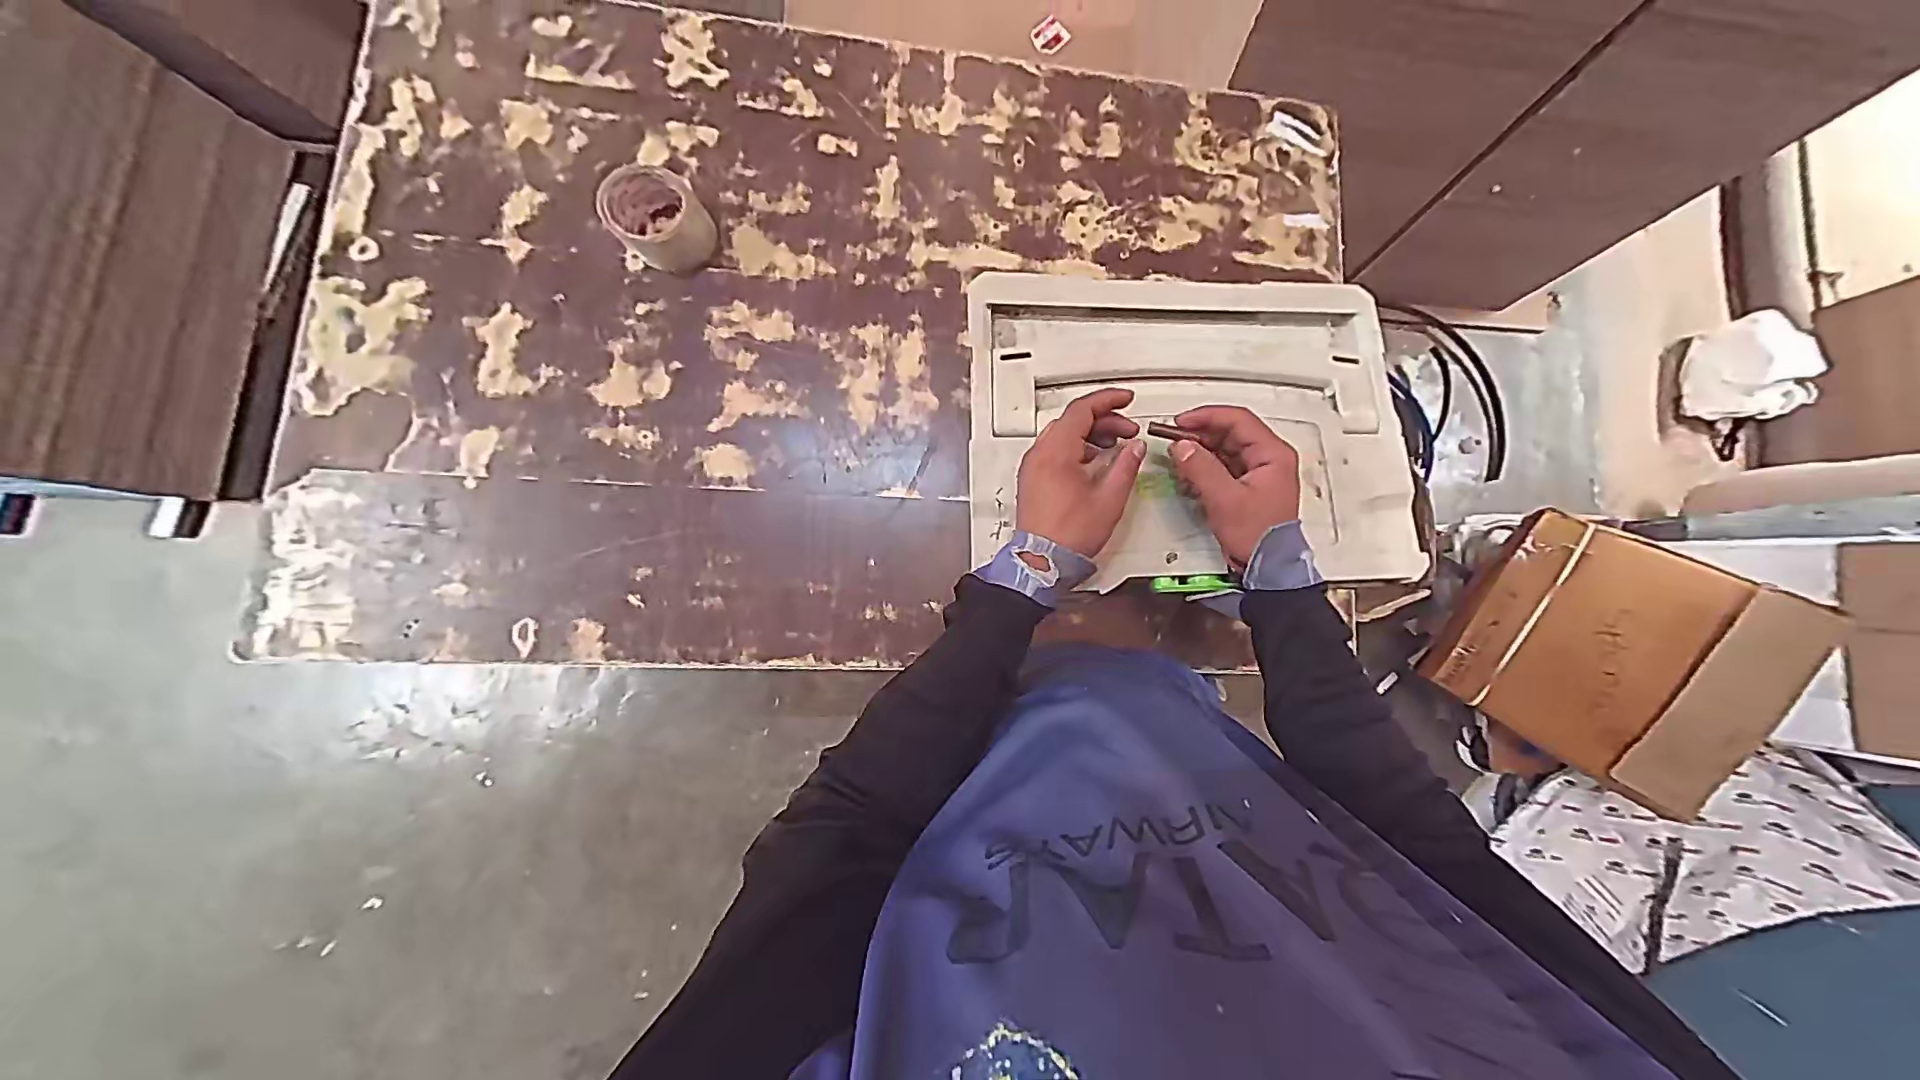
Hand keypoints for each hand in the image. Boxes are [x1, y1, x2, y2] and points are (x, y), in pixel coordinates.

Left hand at [1016, 387, 1145, 557]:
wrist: (1042, 561)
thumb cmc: (1067, 535)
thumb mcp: (1109, 498)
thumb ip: (1126, 466)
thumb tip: (1135, 448)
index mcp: (1056, 452)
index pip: (1081, 410)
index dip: (1107, 400)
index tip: (1125, 399)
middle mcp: (1039, 455)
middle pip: (1072, 420)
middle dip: (1104, 420)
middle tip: (1128, 430)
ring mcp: (1033, 467)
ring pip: (1063, 435)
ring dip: (1091, 434)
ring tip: (1116, 447)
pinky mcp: (1033, 479)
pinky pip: (1055, 451)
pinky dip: (1077, 448)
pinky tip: (1096, 462)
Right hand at [1168, 405, 1301, 566]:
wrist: (1267, 568)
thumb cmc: (1258, 537)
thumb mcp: (1225, 499)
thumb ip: (1200, 468)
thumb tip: (1182, 446)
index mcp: (1272, 455)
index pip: (1238, 420)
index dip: (1206, 417)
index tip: (1181, 422)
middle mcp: (1268, 460)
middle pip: (1229, 433)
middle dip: (1199, 435)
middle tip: (1173, 439)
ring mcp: (1257, 473)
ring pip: (1223, 450)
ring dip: (1198, 452)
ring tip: (1177, 458)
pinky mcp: (1245, 487)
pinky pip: (1221, 467)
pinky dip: (1202, 468)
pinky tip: (1187, 475)